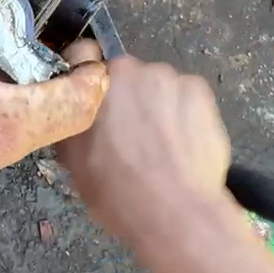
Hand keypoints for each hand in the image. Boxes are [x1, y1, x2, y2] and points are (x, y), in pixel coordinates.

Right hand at [55, 46, 239, 249]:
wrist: (175, 213)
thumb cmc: (117, 189)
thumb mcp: (73, 162)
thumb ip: (71, 127)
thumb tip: (74, 121)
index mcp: (96, 81)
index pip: (82, 59)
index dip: (85, 84)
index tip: (90, 104)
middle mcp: (134, 68)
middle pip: (124, 77)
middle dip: (123, 99)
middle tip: (124, 135)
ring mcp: (172, 78)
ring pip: (157, 88)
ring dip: (154, 106)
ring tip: (158, 146)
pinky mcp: (202, 94)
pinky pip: (185, 98)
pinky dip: (182, 114)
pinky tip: (180, 145)